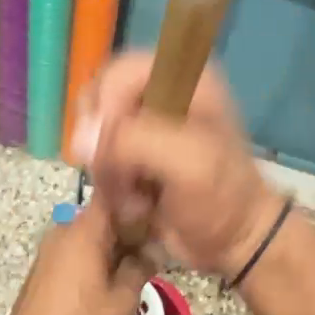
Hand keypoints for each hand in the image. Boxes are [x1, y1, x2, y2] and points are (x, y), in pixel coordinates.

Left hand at [0, 198, 156, 314]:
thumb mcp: (123, 300)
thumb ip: (140, 266)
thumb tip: (152, 248)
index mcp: (84, 230)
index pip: (116, 194)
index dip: (142, 199)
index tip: (164, 213)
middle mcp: (64, 232)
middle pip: (104, 217)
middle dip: (131, 229)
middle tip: (159, 248)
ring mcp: (50, 252)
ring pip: (91, 239)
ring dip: (115, 249)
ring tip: (140, 270)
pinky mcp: (44, 273)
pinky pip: (77, 256)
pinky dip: (97, 263)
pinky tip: (112, 284)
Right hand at [70, 52, 284, 277]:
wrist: (234, 243)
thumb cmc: (221, 198)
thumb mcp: (186, 161)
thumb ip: (134, 140)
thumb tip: (80, 139)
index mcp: (183, 79)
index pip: (118, 72)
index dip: (106, 106)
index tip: (108, 145)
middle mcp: (160, 97)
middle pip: (99, 103)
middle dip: (101, 144)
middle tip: (118, 174)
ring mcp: (144, 131)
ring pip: (94, 138)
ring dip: (106, 173)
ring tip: (133, 197)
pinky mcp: (133, 162)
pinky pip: (99, 166)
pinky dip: (110, 188)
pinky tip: (134, 205)